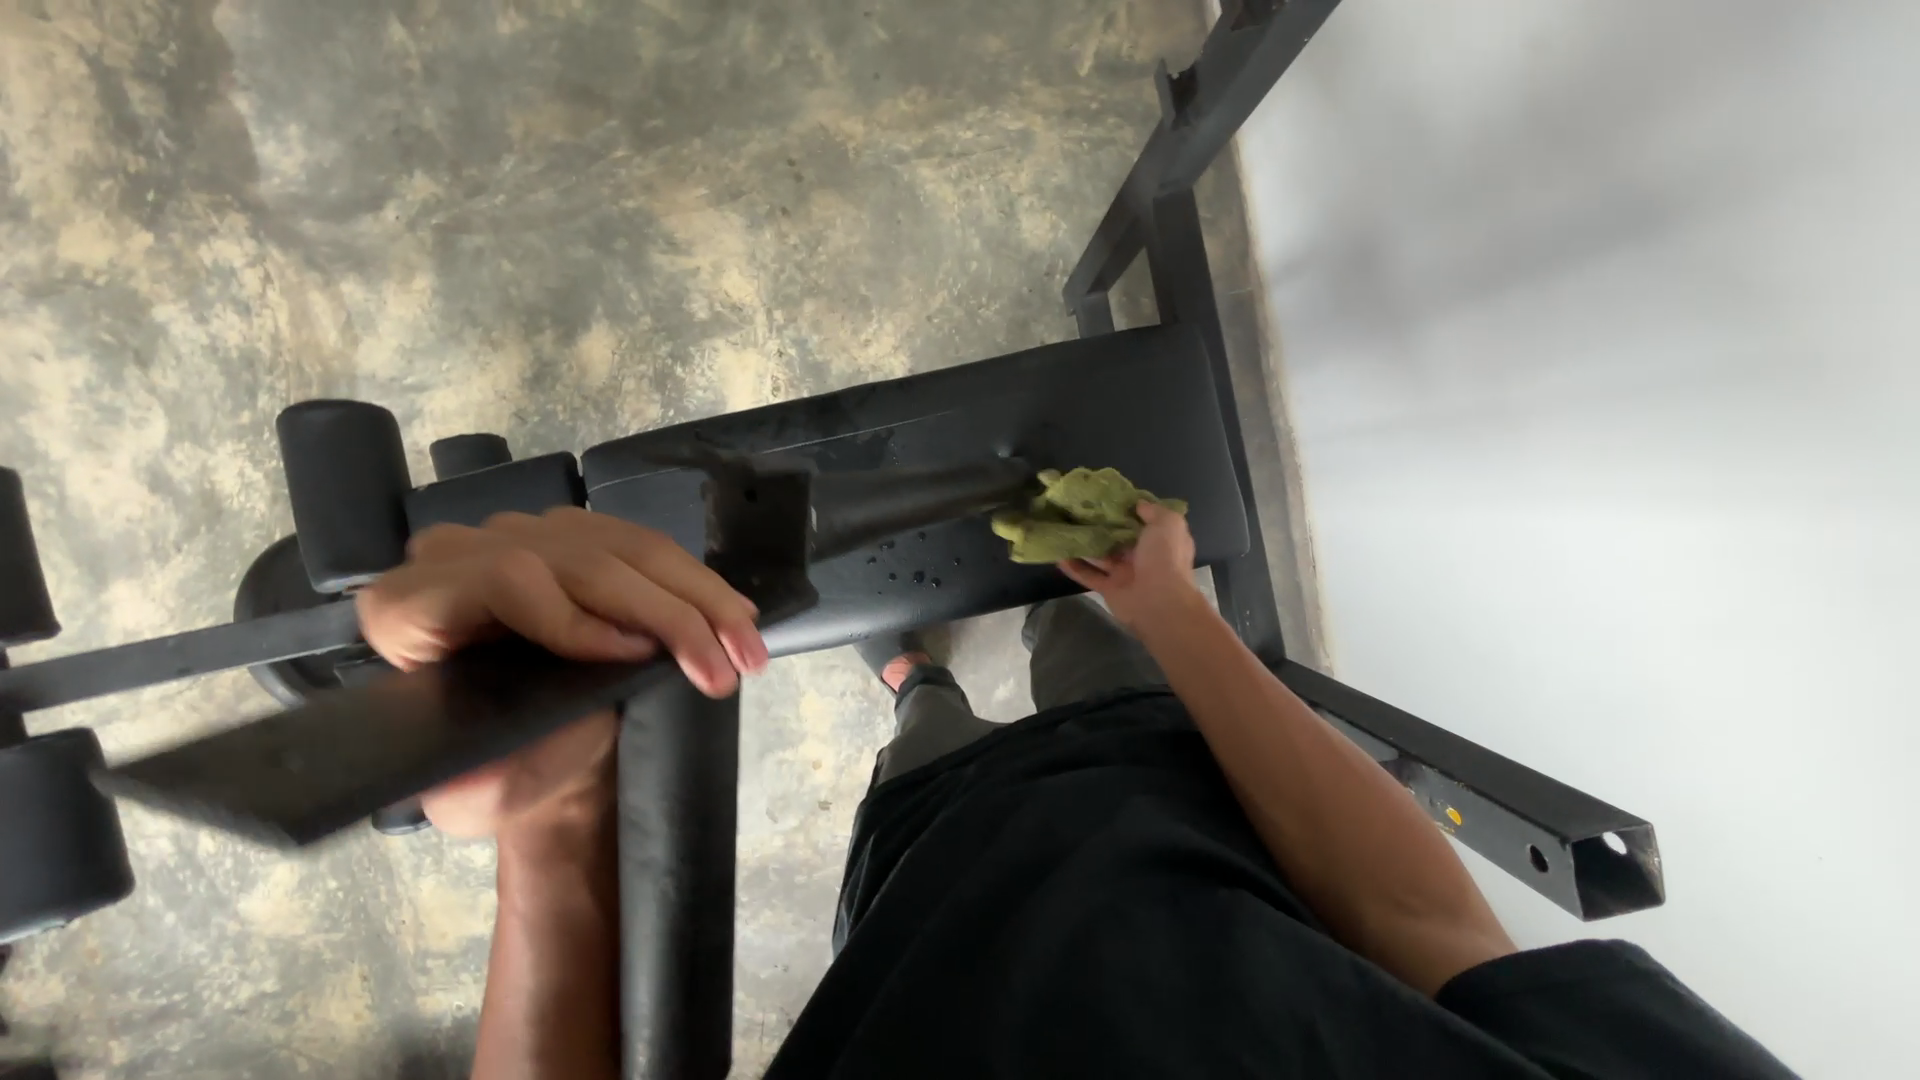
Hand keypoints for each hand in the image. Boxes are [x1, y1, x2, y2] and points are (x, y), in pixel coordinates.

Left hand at [355, 507, 768, 839]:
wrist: (548, 744)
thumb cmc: (508, 766)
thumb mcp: (477, 795)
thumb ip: (471, 789)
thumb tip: (470, 771)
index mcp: (414, 608)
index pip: (503, 581)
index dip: (575, 615)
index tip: (639, 659)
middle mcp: (466, 554)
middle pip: (584, 559)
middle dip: (669, 615)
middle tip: (725, 671)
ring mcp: (530, 534)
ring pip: (632, 548)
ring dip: (703, 599)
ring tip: (747, 648)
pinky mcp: (583, 535)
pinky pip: (653, 547)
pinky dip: (702, 585)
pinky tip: (738, 617)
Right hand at [1058, 501, 1202, 631]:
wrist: (1159, 601)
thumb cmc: (1164, 557)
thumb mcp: (1167, 523)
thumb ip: (1153, 511)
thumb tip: (1139, 504)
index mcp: (1160, 541)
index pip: (1143, 523)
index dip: (1128, 511)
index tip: (1108, 499)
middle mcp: (1143, 556)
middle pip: (1118, 539)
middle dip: (1101, 527)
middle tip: (1078, 511)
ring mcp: (1125, 574)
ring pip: (1101, 557)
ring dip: (1084, 545)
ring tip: (1064, 530)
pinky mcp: (1109, 589)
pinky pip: (1089, 576)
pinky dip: (1074, 568)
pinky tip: (1058, 556)